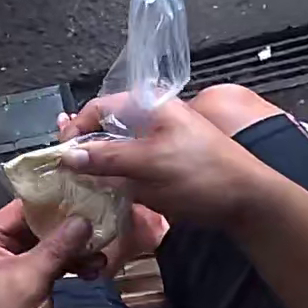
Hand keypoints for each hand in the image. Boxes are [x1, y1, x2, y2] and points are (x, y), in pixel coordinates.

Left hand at [0, 200, 93, 307]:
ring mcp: (18, 262)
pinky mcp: (34, 278)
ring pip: (53, 242)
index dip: (53, 199)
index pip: (22, 207)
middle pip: (40, 223)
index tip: (86, 191)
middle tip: (101, 221)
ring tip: (102, 252)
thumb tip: (85, 218)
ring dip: (77, 246)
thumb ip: (56, 247)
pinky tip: (96, 268)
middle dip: (70, 225)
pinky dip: (75, 262)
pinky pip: (58, 260)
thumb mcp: (29, 281)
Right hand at [57, 97, 278, 228]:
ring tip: (76, 187)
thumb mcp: (151, 164)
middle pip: (103, 129)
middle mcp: (150, 120)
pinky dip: (112, 181)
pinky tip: (100, 195)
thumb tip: (66, 156)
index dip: (76, 129)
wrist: (246, 201)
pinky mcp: (161, 167)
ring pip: (114, 152)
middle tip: (63, 173)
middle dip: (81, 150)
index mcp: (149, 106)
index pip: (98, 108)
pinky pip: (127, 170)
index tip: (61, 156)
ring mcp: (155, 145)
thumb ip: (107, 159)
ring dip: (95, 169)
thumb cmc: (203, 174)